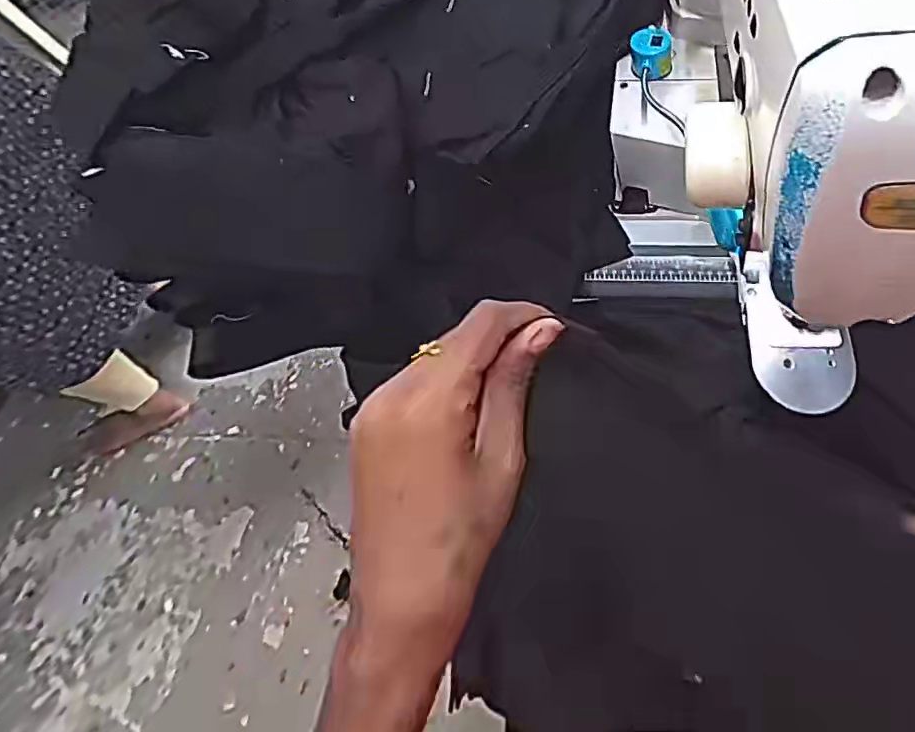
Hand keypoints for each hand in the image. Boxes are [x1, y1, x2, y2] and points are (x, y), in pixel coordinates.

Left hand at [319, 301, 563, 731]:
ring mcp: (374, 408)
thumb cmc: (454, 544)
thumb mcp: (502, 455)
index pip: (481, 322)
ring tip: (507, 388)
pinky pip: (415, 376)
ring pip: (437, 351)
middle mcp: (391, 395)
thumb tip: (537, 333)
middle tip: (537, 355)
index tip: (546, 324)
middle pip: (456, 333)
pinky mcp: (368, 421)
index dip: (521, 315)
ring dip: (475, 356)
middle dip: (501, 336)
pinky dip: (449, 377)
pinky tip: (471, 405)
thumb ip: (514, 381)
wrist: (403, 600)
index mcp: (428, 401)